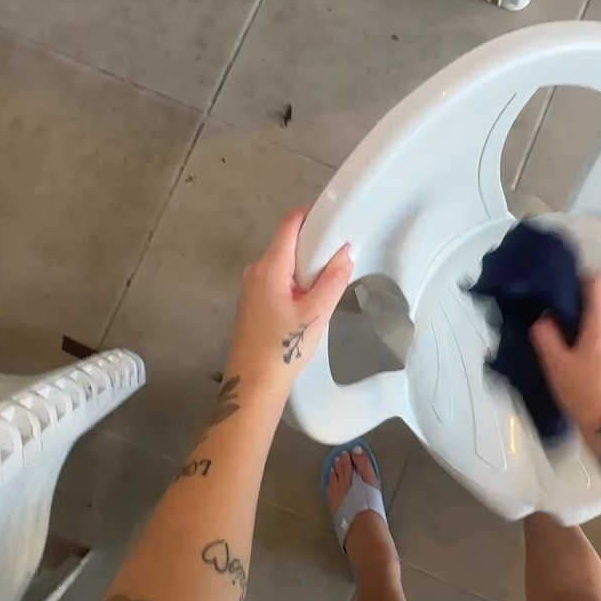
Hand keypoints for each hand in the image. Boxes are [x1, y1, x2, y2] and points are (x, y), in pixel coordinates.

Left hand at [227, 207, 352, 395]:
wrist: (253, 386)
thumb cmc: (284, 348)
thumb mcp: (317, 313)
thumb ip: (334, 278)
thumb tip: (348, 249)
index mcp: (269, 266)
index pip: (290, 222)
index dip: (312, 214)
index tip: (336, 219)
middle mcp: (256, 269)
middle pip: (287, 241)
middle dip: (314, 243)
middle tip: (340, 254)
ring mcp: (251, 286)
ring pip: (283, 261)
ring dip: (305, 265)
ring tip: (329, 279)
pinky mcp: (252, 302)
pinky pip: (276, 277)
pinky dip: (295, 280)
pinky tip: (310, 299)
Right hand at [531, 274, 600, 449]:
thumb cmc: (585, 394)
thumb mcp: (557, 366)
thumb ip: (546, 336)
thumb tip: (544, 317)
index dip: (583, 278)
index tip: (564, 289)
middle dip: (580, 307)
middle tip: (557, 321)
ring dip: (589, 326)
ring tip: (569, 344)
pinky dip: (598, 340)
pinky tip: (583, 361)